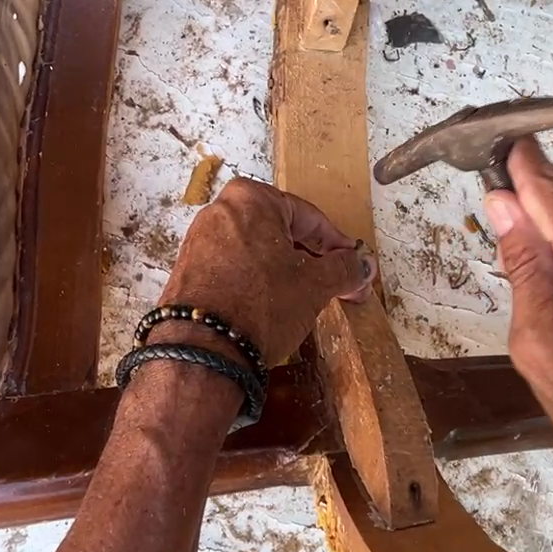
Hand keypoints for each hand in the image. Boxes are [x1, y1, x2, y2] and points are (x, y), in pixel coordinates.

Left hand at [156, 178, 374, 365]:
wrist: (202, 352)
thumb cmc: (260, 305)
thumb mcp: (314, 285)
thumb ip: (344, 268)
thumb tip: (363, 265)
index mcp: (251, 198)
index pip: (309, 216)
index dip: (336, 244)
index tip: (352, 263)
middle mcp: (220, 211)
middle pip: (280, 230)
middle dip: (312, 258)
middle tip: (336, 282)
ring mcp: (200, 241)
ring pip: (257, 250)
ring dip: (286, 271)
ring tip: (308, 298)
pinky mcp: (189, 270)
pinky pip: (235, 267)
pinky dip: (258, 281)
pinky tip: (274, 306)